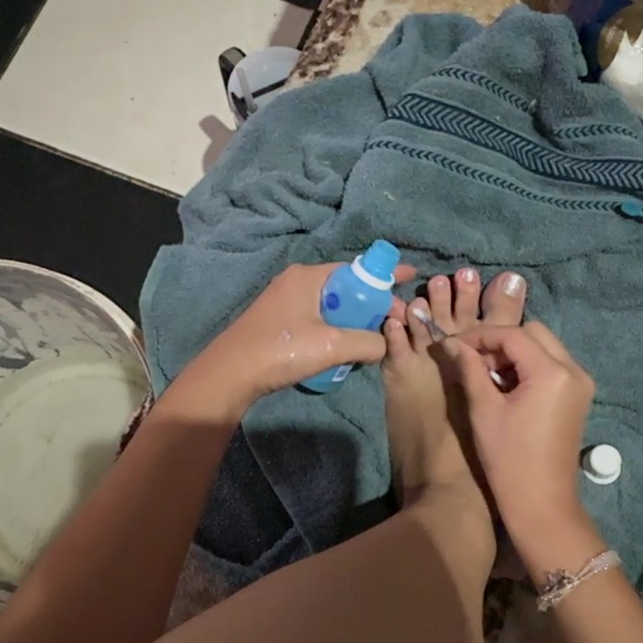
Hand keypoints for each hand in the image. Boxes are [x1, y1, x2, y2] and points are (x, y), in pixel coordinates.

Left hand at [178, 262, 412, 413]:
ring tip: (377, 337)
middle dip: (374, 302)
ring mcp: (287, 300)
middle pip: (348, 287)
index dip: (387, 275)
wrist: (230, 374)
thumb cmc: (281, 350)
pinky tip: (347, 348)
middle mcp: (299, 281)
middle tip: (397, 319)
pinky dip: (337, 328)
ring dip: (356, 319)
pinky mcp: (281, 320)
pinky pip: (320, 317)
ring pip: (334, 305)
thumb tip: (386, 344)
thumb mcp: (332, 346)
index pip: (358, 268)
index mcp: (310, 276)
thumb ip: (367, 342)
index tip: (412, 278)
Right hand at [441, 322, 596, 543]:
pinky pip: (552, 366)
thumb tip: (453, 343)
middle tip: (472, 360)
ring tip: (484, 375)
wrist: (541, 502)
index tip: (453, 344)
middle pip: (533, 333)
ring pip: (543, 347)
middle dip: (499, 341)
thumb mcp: (484, 410)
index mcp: (553, 372)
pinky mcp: (578, 396)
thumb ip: (470, 369)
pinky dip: (527, 367)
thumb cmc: (509, 459)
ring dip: (513, 353)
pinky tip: (505, 386)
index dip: (480, 335)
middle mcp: (574, 370)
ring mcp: (580, 383)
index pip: (513, 335)